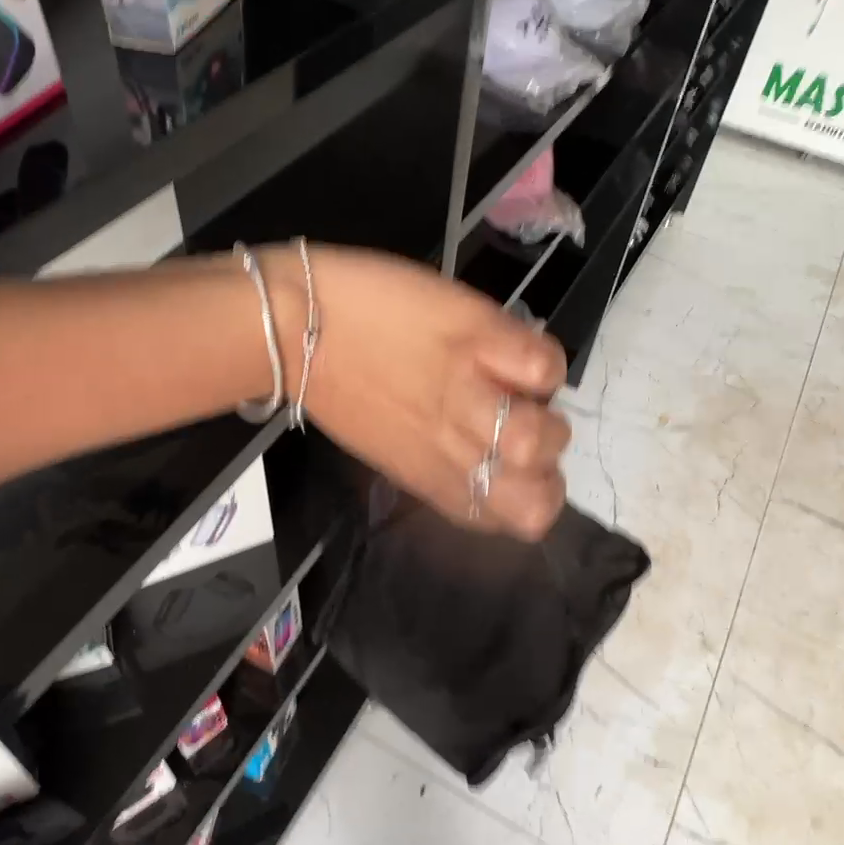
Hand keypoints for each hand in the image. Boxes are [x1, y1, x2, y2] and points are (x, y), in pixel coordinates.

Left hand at [264, 244, 570, 540]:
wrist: (296, 323)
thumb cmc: (338, 383)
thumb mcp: (389, 443)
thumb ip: (438, 456)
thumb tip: (487, 444)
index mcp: (432, 478)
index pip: (511, 521)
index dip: (530, 494)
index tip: (515, 463)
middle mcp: (453, 449)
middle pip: (536, 502)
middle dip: (547, 468)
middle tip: (523, 426)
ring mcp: (466, 393)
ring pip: (542, 438)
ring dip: (545, 413)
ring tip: (520, 388)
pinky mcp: (476, 337)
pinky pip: (542, 365)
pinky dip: (541, 362)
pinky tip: (511, 351)